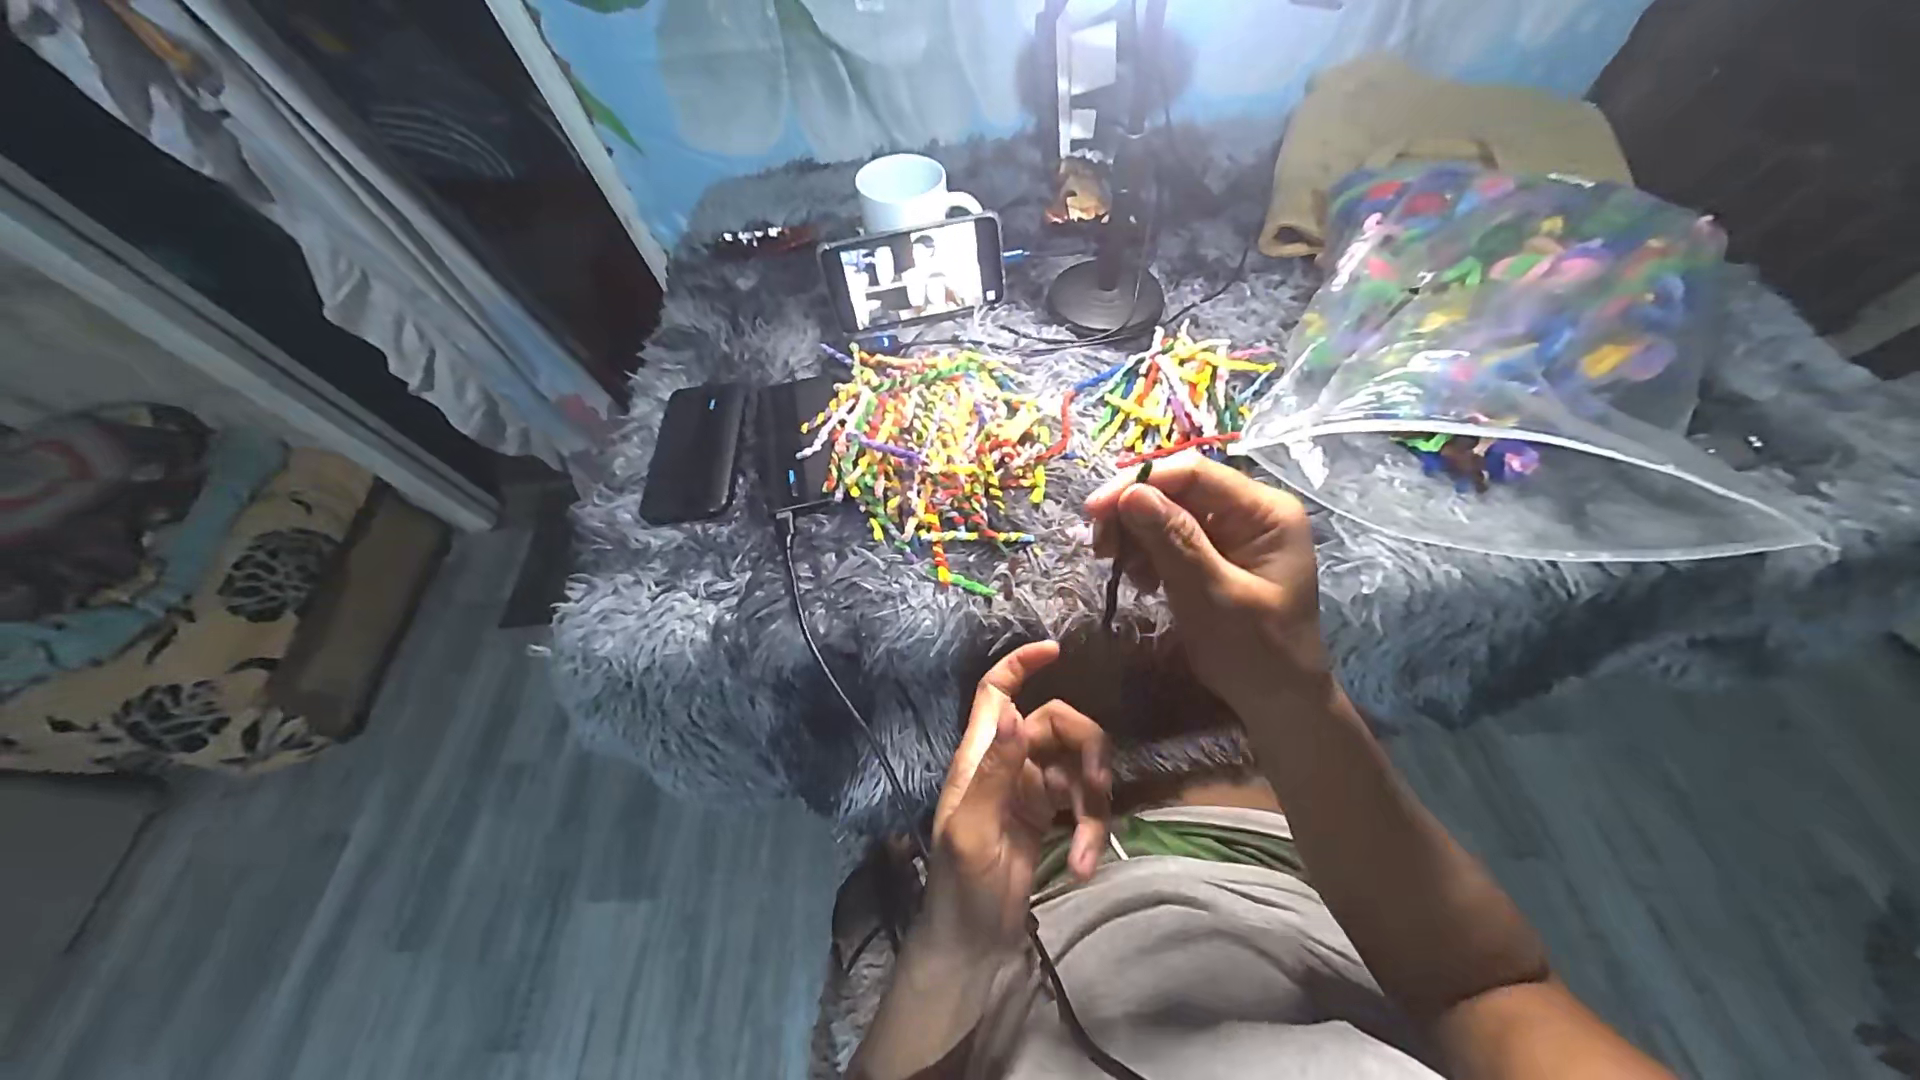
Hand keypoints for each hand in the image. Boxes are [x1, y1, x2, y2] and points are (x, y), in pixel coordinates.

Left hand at [928, 640, 1111, 952]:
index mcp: (980, 753)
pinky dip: (1089, 830)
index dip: (1020, 664)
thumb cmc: (960, 885)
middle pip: (1057, 724)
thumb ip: (996, 772)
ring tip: (1084, 848)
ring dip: (1092, 803)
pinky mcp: (1051, 816)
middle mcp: (1010, 761)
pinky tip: (1081, 864)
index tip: (1055, 650)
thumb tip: (1017, 713)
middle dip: (1085, 748)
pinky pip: (1083, 804)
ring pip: (1078, 765)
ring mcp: (1033, 788)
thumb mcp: (972, 829)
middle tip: (1096, 785)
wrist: (974, 943)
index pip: (996, 691)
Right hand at [1084, 452, 1330, 716]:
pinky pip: (1166, 537)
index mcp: (1264, 511)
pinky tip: (1143, 581)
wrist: (1276, 701)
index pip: (1192, 473)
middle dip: (1132, 514)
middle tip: (1101, 548)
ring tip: (1125, 572)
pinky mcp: (1210, 552)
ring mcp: (1229, 531)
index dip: (1138, 484)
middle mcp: (1247, 510)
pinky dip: (1144, 554)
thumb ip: (1173, 541)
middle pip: (1174, 490)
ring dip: (1134, 536)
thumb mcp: (1212, 596)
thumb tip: (1129, 493)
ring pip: (1163, 512)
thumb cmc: (1256, 652)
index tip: (1093, 510)